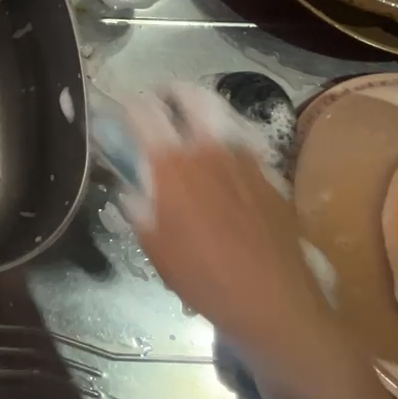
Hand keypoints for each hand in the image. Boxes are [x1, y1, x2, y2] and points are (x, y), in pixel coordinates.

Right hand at [117, 87, 326, 358]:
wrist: (276, 307)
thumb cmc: (203, 276)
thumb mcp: (153, 244)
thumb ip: (138, 206)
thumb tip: (133, 189)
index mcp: (172, 163)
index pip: (144, 111)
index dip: (128, 103)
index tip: (120, 108)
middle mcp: (210, 151)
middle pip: (193, 97)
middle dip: (173, 91)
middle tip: (160, 99)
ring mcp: (247, 163)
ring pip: (225, 116)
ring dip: (204, 112)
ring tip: (192, 124)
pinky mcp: (273, 180)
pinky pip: (246, 145)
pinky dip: (228, 141)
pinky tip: (222, 161)